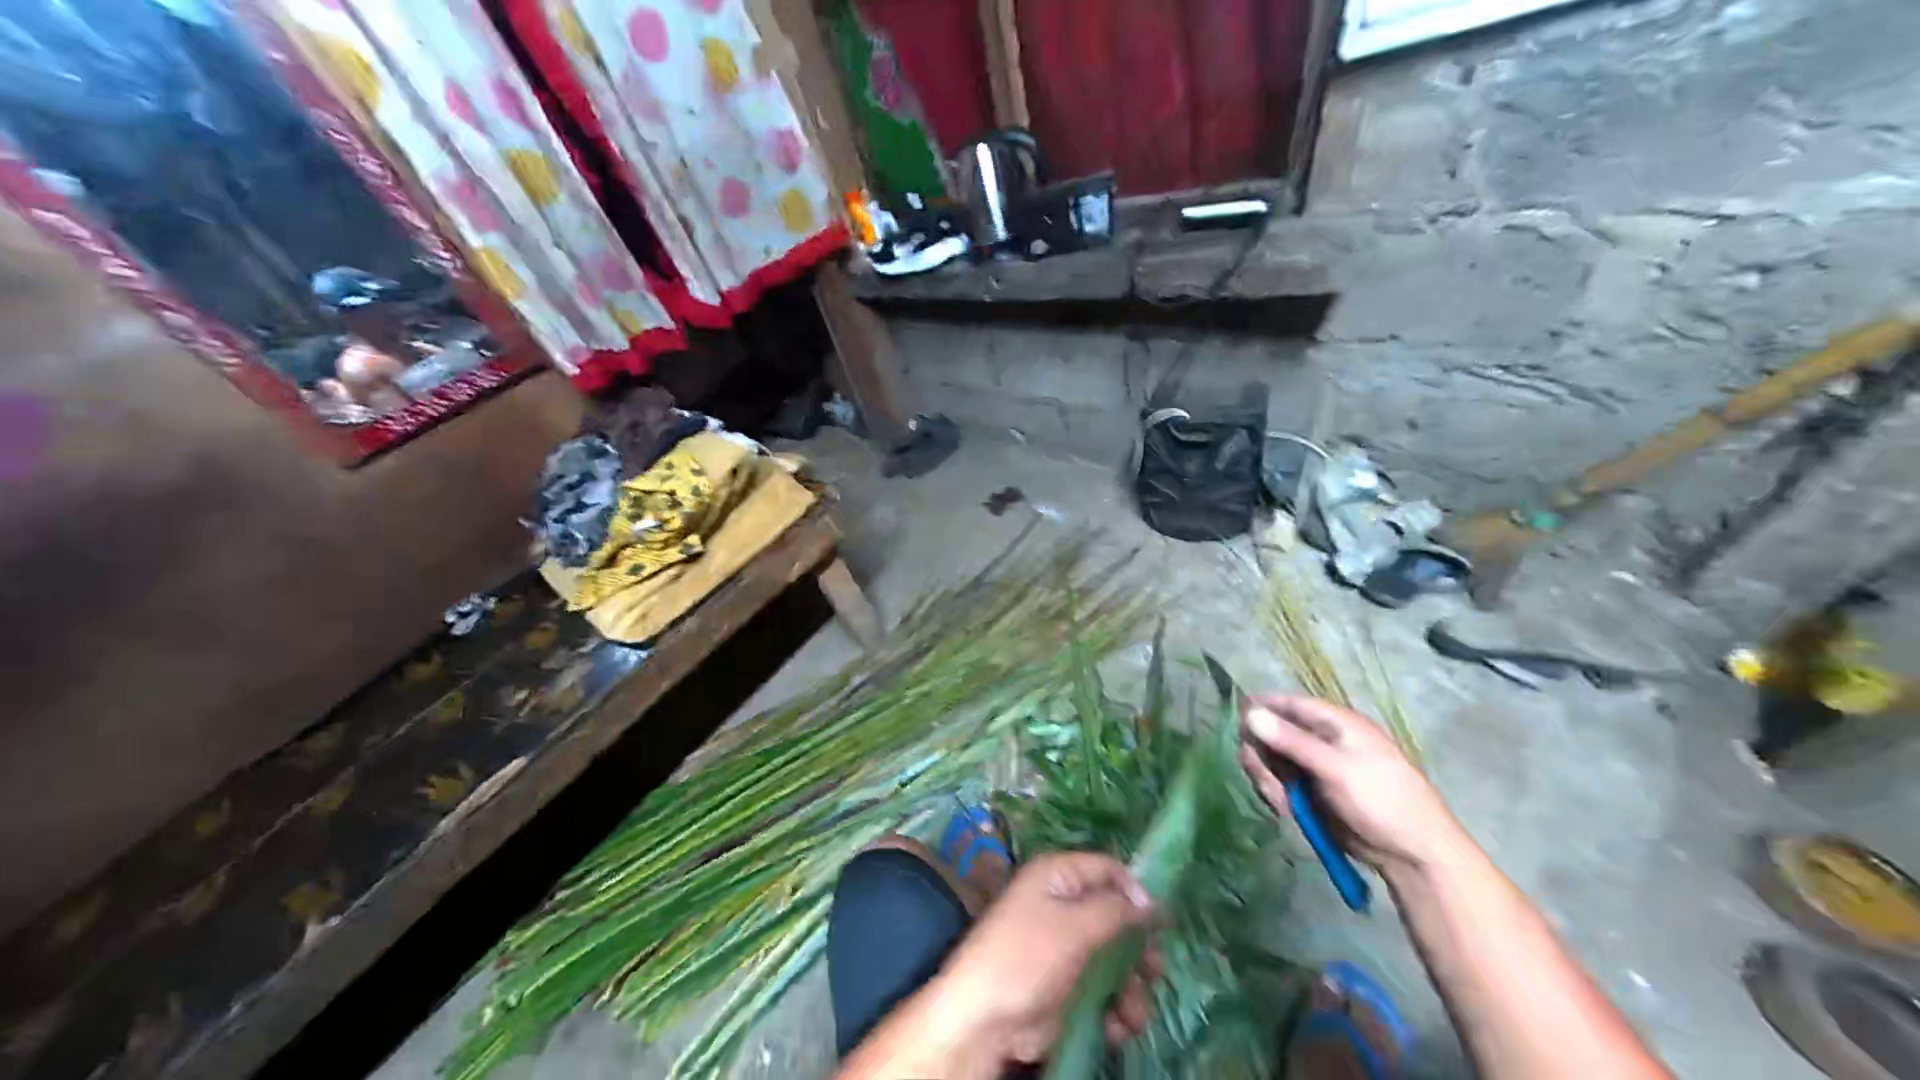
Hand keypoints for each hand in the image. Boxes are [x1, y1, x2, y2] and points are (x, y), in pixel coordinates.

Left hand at [927, 853, 1157, 1065]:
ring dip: (1131, 988)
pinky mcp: (1069, 986)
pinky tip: (1115, 1027)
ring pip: (1117, 959)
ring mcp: (1066, 948)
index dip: (1136, 890)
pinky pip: (1105, 990)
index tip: (1160, 922)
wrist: (984, 1019)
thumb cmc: (1027, 956)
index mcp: (1058, 876)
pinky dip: (1115, 1009)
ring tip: (1132, 1013)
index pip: (1108, 869)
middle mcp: (1063, 905)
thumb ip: (1116, 910)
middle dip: (1138, 947)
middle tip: (1154, 970)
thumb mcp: (1075, 926)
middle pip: (1118, 917)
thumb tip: (1151, 899)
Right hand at [1239, 696, 1462, 877]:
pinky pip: (1281, 786)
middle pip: (1275, 733)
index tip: (1237, 715)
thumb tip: (1249, 713)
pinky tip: (1287, 808)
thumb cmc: (1381, 800)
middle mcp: (1322, 742)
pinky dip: (1277, 795)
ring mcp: (1315, 769)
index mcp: (1337, 725)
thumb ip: (1291, 741)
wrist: (1411, 854)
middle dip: (1262, 750)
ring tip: (1279, 796)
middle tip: (1256, 767)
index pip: (1292, 704)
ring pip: (1273, 762)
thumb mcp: (1336, 767)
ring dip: (1267, 776)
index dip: (1264, 706)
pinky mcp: (1311, 795)